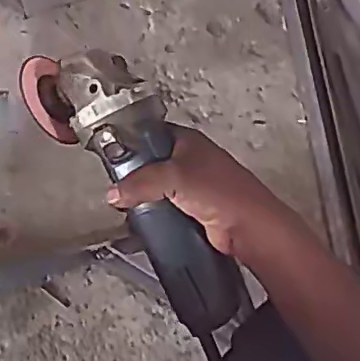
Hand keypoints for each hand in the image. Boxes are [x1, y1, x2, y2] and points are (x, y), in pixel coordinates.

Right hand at [107, 126, 311, 261]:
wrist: (247, 227)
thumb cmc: (225, 192)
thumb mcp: (174, 177)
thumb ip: (140, 182)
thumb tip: (116, 191)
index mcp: (187, 141)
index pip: (151, 133)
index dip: (131, 142)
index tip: (112, 153)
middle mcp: (189, 160)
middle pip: (151, 163)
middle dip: (134, 175)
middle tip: (119, 185)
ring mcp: (191, 186)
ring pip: (157, 188)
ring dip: (144, 197)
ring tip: (128, 205)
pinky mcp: (192, 209)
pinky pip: (165, 208)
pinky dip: (155, 214)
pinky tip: (145, 220)